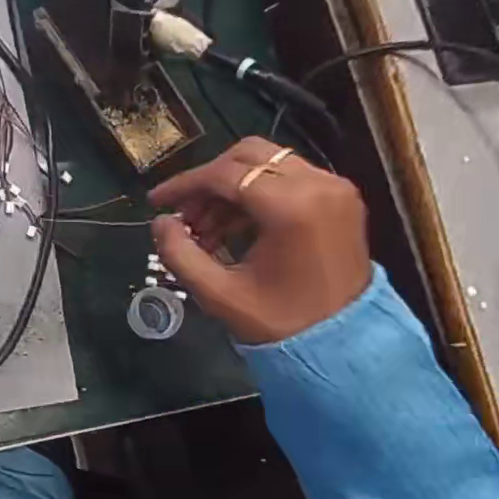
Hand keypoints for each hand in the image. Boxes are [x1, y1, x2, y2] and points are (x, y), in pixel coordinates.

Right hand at [148, 136, 371, 344]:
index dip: (184, 184)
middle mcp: (319, 185)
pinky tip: (232, 228)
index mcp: (292, 207)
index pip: (225, 174)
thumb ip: (179, 254)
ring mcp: (334, 189)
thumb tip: (160, 223)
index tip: (155, 202)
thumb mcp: (217, 293)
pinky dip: (253, 194)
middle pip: (248, 155)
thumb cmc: (278, 321)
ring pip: (267, 163)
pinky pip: (287, 178)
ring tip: (205, 229)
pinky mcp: (339, 199)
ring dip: (229, 189)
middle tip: (184, 215)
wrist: (343, 343)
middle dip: (207, 181)